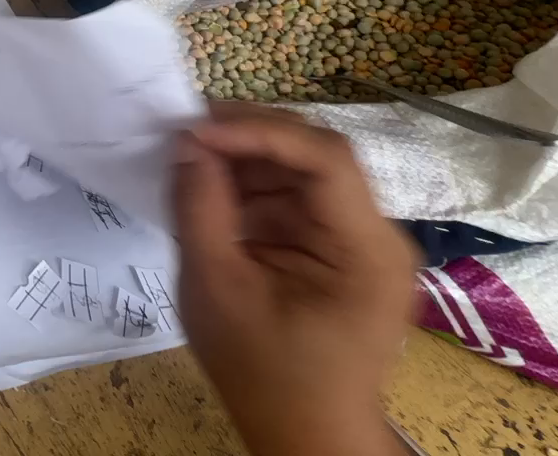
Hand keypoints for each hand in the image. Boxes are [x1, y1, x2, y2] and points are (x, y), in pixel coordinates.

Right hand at [171, 103, 418, 455]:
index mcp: (364, 249)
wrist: (301, 430)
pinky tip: (207, 182)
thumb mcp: (214, 282)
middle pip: (316, 153)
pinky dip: (244, 179)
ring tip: (186, 154)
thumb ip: (200, 204)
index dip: (257, 131)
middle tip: (183, 131)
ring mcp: (354, 238)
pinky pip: (289, 192)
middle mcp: (374, 234)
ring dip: (241, 153)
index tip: (192, 132)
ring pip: (298, 165)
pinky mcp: (330, 244)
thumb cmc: (259, 365)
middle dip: (246, 132)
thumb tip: (186, 141)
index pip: (325, 158)